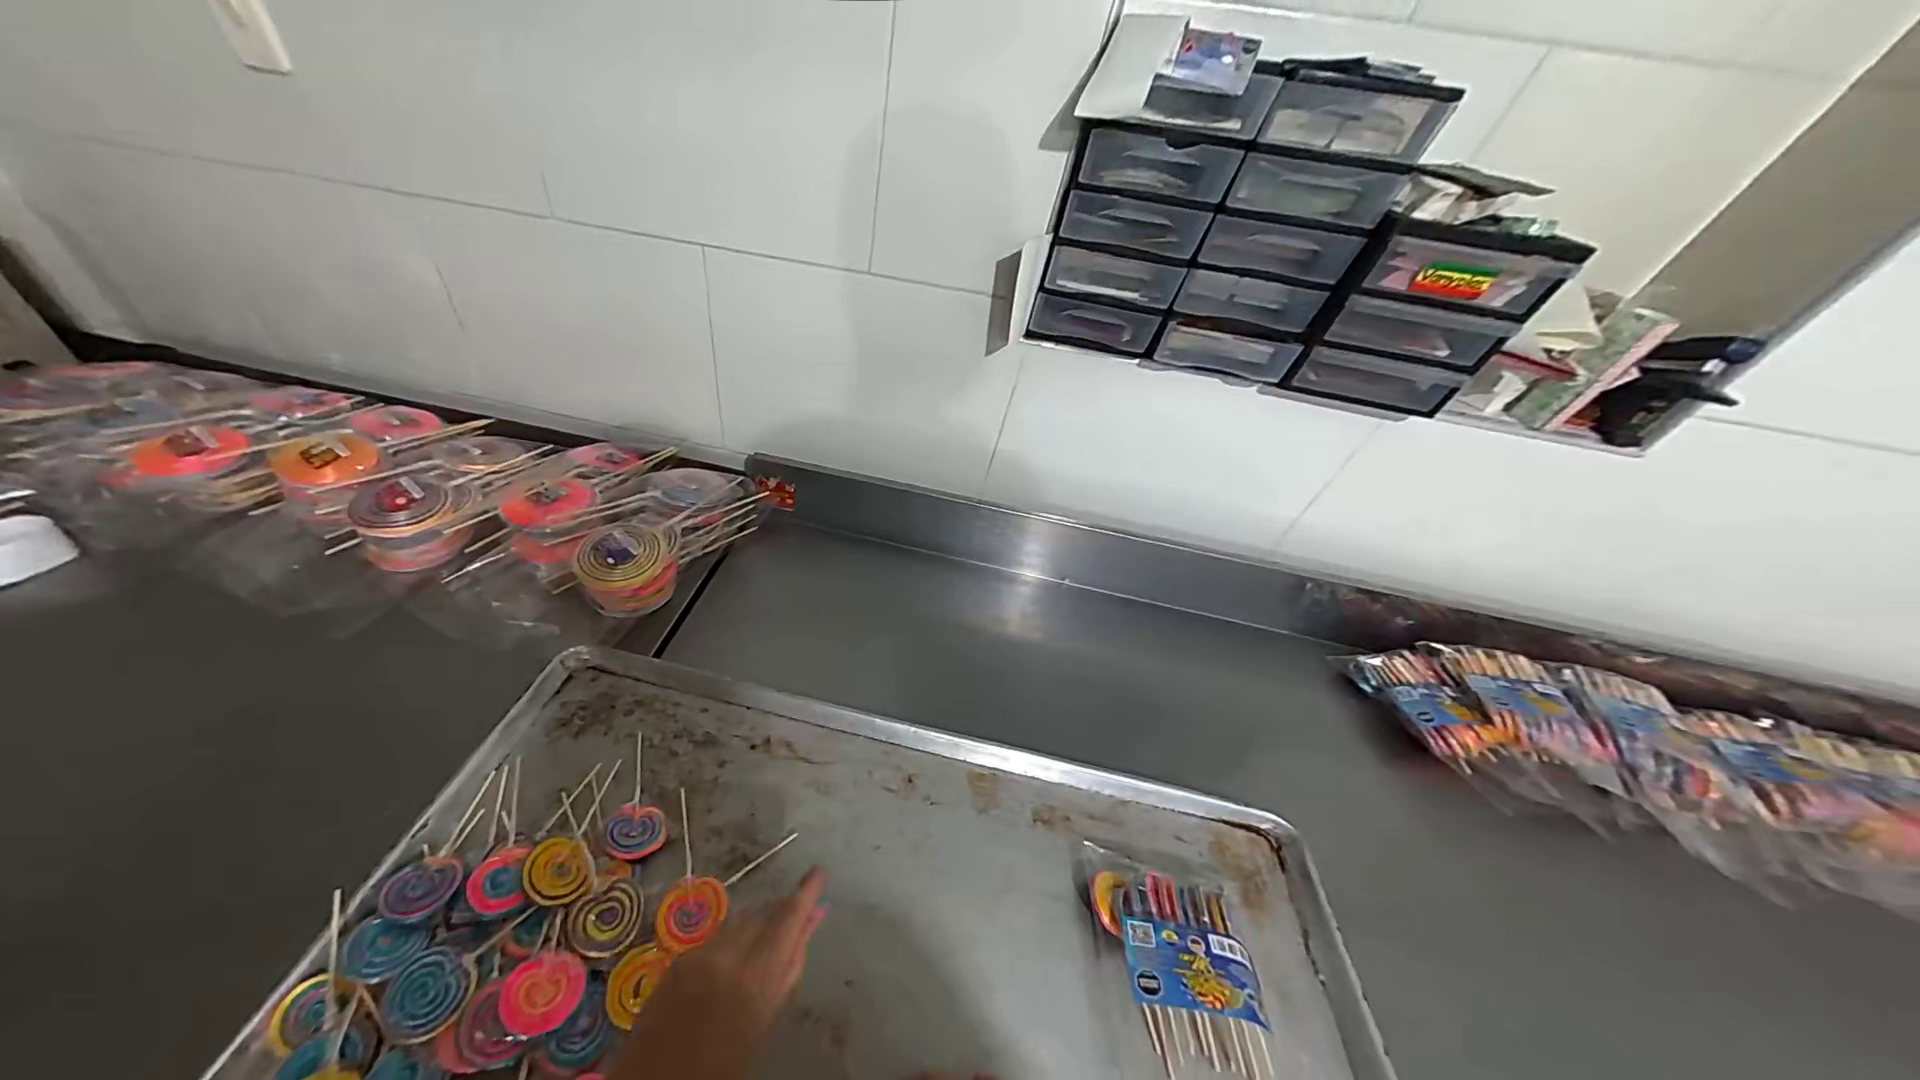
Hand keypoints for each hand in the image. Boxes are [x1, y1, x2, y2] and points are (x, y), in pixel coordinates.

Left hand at [610, 867, 828, 1079]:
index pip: (787, 918)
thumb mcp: (765, 1018)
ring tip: (770, 937)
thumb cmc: (722, 1063)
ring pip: (742, 919)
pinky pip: (719, 933)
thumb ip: (790, 965)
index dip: (806, 892)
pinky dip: (736, 934)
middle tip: (799, 913)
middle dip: (783, 909)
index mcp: (755, 977)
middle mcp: (727, 954)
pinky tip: (737, 954)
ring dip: (759, 920)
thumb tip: (812, 922)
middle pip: (764, 913)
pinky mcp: (680, 957)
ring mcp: (699, 953)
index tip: (818, 872)